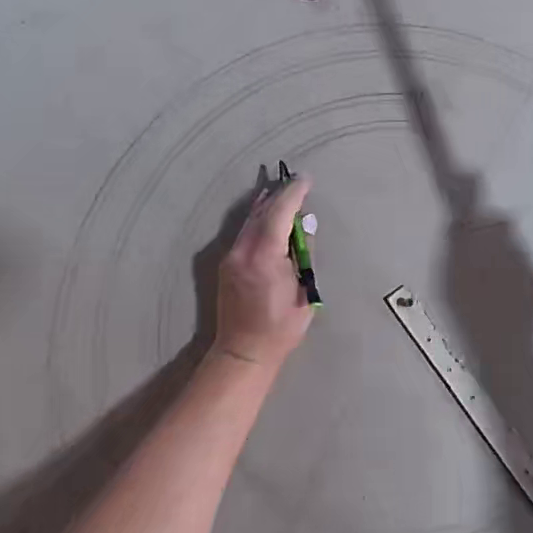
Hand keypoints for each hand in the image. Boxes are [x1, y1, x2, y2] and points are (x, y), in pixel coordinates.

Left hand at [210, 175, 314, 369]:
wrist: (243, 351)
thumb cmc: (281, 326)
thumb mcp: (304, 291)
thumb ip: (303, 255)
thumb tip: (304, 227)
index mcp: (265, 258)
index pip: (279, 214)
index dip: (293, 194)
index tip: (306, 180)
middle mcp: (242, 252)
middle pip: (261, 213)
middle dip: (280, 196)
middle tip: (297, 183)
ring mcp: (231, 258)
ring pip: (249, 221)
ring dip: (268, 206)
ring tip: (284, 194)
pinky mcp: (226, 265)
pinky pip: (244, 233)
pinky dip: (259, 221)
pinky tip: (269, 219)